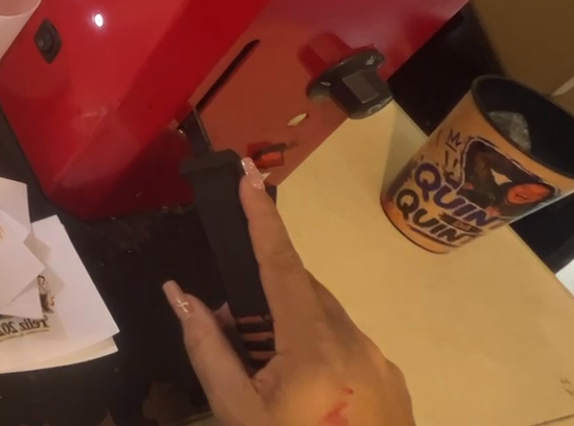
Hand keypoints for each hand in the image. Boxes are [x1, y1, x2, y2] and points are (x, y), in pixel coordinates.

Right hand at [165, 160, 414, 425]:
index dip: (262, 217)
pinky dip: (314, 345)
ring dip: (286, 322)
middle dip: (260, 293)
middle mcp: (355, 345)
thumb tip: (178, 293)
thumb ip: (207, 347)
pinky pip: (345, 344)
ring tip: (261, 369)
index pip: (282, 264)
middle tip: (228, 327)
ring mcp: (381, 367)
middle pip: (300, 290)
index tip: (248, 172)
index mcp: (315, 346)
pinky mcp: (395, 389)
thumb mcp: (238, 412)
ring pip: (323, 318)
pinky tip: (300, 390)